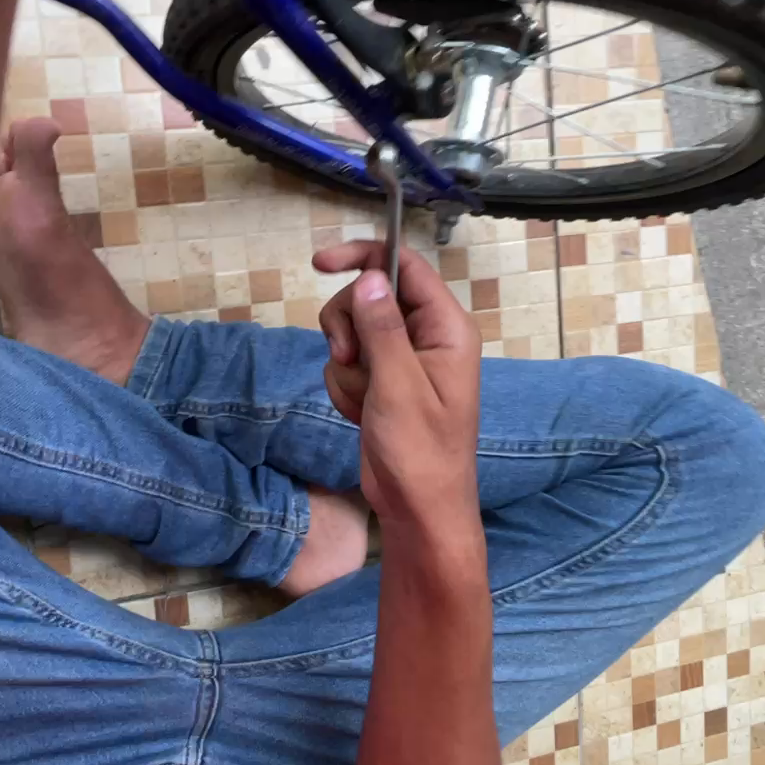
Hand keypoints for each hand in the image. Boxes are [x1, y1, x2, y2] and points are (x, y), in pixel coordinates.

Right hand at [314, 240, 481, 530]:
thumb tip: (370, 276)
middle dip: (348, 328)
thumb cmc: (420, 451)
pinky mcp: (381, 381)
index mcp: (445, 328)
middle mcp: (425, 336)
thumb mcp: (399, 386)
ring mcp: (400, 360)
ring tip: (364, 400)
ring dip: (346, 366)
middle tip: (350, 359)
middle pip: (368, 297)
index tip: (320, 263)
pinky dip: (345, 387)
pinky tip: (361, 412)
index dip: (363, 257)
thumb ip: (382, 328)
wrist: (416, 507)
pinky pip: (346, 362)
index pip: (404, 267)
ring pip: (351, 332)